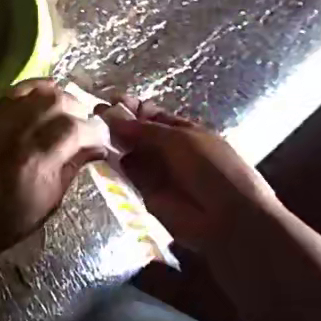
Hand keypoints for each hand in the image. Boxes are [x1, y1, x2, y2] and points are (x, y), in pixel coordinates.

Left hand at [0, 79, 110, 259]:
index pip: (75, 128)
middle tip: (86, 126)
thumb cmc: (11, 220)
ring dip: (62, 98)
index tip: (102, 140)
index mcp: (37, 161)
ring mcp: (2, 121)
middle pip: (60, 101)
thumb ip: (75, 166)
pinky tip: (48, 99)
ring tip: (68, 114)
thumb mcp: (52, 201)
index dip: (95, 130)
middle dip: (80, 111)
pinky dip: (38, 89)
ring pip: (41, 91)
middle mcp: (19, 134)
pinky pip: (18, 90)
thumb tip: (98, 146)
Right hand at [98, 97, 283, 253]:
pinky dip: (114, 165)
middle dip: (118, 123)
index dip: (133, 108)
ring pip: (130, 153)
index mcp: (183, 131)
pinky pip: (128, 176)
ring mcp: (158, 172)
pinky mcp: (147, 194)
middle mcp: (169, 149)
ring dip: (114, 142)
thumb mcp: (180, 139)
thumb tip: (114, 118)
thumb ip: (146, 130)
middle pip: (138, 133)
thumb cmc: (211, 169)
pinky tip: (99, 153)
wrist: (229, 219)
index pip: (152, 116)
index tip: (111, 100)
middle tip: (95, 113)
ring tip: (92, 131)